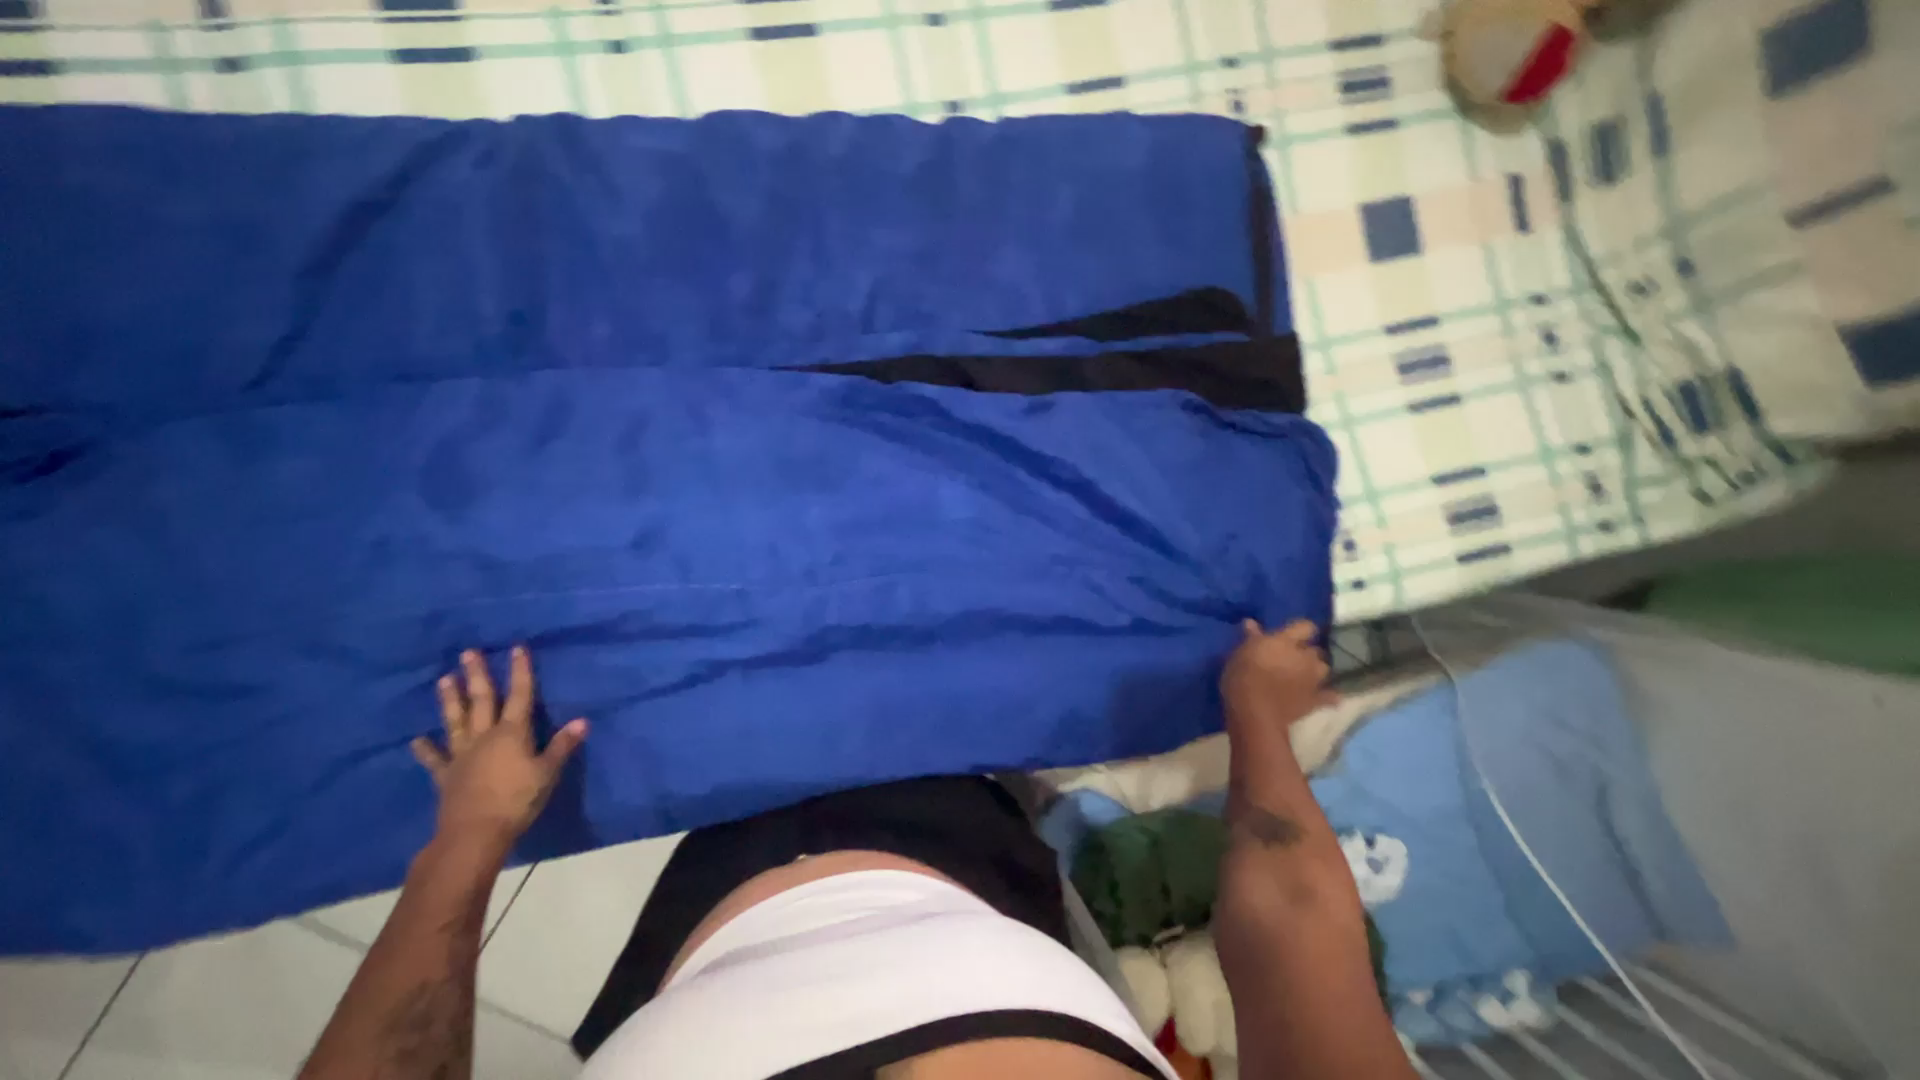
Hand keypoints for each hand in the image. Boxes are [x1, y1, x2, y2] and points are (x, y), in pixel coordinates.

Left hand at [411, 646, 587, 850]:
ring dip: (450, 700)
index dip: (520, 671)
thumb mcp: (548, 773)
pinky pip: (435, 759)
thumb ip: (563, 746)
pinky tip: (416, 740)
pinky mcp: (446, 775)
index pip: (520, 695)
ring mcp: (462, 755)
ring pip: (456, 721)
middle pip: (482, 700)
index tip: (516, 648)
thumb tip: (583, 721)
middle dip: (477, 675)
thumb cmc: (517, 800)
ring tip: (443, 680)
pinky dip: (426, 749)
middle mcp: (485, 737)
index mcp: (512, 733)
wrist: (474, 833)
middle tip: (468, 652)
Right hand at [1221, 619, 1339, 729]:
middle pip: (1315, 650)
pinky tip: (1328, 698)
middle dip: (1307, 654)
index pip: (1305, 627)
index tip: (1290, 636)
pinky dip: (1329, 697)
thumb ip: (1250, 638)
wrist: (1255, 711)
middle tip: (1291, 660)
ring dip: (1316, 671)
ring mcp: (1313, 679)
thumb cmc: (1243, 676)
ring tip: (1305, 677)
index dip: (1300, 630)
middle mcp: (1305, 657)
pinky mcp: (1315, 700)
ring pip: (1324, 669)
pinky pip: (1329, 696)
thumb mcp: (1240, 653)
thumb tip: (1250, 622)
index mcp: (1286, 641)